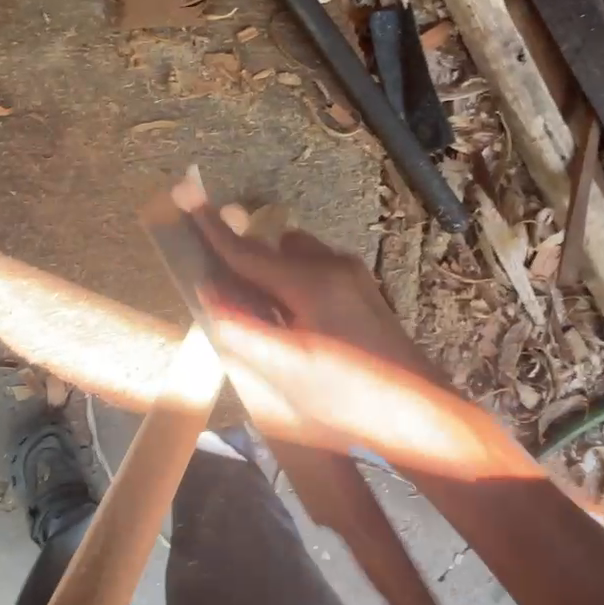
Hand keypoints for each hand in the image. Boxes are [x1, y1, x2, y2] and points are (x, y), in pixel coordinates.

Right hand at [181, 199, 436, 388]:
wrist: (421, 413)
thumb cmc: (350, 397)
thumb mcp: (287, 370)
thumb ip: (243, 327)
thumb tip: (209, 290)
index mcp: (310, 282)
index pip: (246, 250)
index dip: (209, 226)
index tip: (181, 191)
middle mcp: (332, 265)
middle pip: (272, 248)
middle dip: (244, 259)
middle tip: (223, 289)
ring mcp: (353, 275)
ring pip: (296, 256)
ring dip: (271, 272)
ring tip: (262, 317)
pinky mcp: (363, 289)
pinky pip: (314, 269)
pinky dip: (293, 283)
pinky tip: (295, 324)